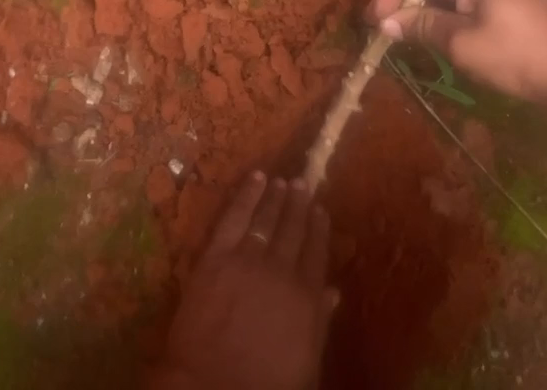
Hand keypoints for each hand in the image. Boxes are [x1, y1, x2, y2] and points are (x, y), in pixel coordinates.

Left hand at [153, 174, 336, 389]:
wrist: (213, 386)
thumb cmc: (263, 382)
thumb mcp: (305, 363)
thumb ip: (319, 323)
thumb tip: (333, 292)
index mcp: (306, 297)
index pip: (316, 253)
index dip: (319, 229)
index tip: (321, 210)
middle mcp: (281, 271)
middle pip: (293, 230)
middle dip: (299, 205)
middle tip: (303, 183)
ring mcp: (248, 259)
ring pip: (266, 218)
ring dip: (276, 197)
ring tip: (283, 180)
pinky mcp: (216, 256)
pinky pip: (234, 217)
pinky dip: (246, 195)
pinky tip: (256, 178)